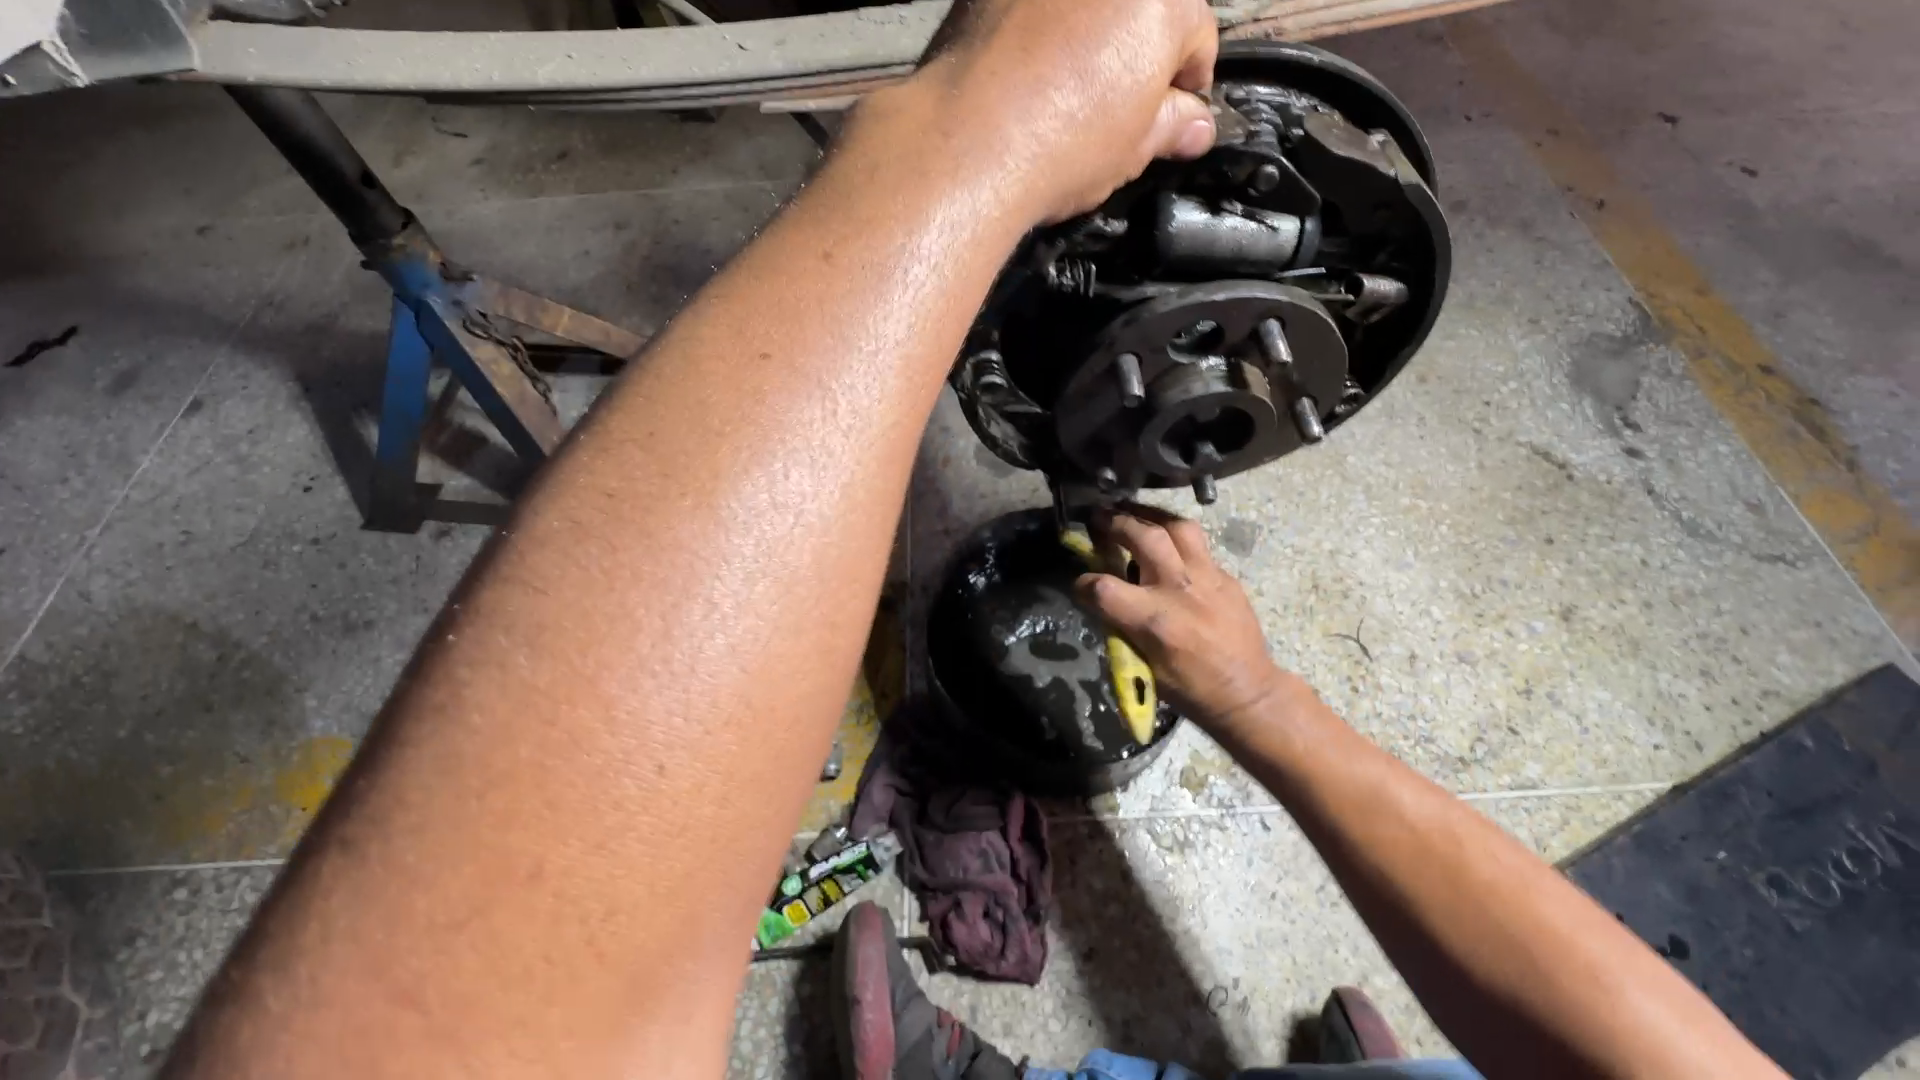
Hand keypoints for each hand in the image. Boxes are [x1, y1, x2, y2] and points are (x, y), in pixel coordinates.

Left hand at [850, 0, 1218, 224]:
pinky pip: (1028, 12)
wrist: (967, 145)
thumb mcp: (1130, 152)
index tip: (1173, 115)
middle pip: (1138, 10)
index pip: (1196, 36)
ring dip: (1083, 38)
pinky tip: (1022, 82)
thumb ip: (1168, 127)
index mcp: (1160, 0)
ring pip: (1080, 8)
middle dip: (1134, 54)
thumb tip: (1190, 127)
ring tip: (1064, 97)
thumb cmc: (1058, 147)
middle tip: (1116, 108)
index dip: (1187, 83)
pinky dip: (1033, 36)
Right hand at [1075, 504, 1292, 735]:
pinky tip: (1166, 544)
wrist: (1247, 692)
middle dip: (1115, 522)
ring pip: (1178, 526)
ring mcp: (1208, 578)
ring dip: (1150, 515)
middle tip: (1100, 518)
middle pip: (1143, 535)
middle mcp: (1180, 590)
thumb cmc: (1191, 689)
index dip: (1083, 584)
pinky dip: (1175, 539)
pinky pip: (1198, 545)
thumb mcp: (1144, 666)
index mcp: (1155, 620)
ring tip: (1133, 513)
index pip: (1104, 588)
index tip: (1081, 585)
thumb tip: (1101, 600)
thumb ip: (1121, 627)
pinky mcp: (1225, 577)